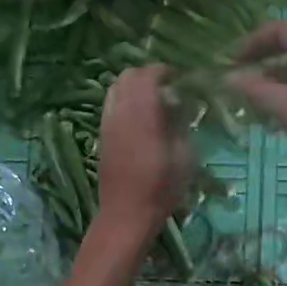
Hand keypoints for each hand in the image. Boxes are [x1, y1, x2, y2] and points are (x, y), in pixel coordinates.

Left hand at [97, 66, 191, 231]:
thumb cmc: (162, 188)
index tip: (181, 78)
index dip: (164, 71)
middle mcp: (121, 113)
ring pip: (115, 88)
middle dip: (148, 75)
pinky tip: (140, 117)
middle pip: (128, 76)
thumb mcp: (184, 156)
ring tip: (154, 100)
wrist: (126, 214)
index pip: (148, 75)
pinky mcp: (102, 134)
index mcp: (143, 116)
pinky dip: (125, 100)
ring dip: (134, 87)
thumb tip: (179, 102)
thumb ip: (180, 123)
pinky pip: (111, 104)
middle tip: (168, 87)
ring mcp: (107, 123)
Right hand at [228, 22, 286, 168]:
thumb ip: (253, 89)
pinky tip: (271, 109)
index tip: (233, 60)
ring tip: (251, 94)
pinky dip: (285, 88)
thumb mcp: (283, 105)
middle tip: (240, 72)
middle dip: (261, 58)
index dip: (253, 42)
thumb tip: (226, 78)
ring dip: (271, 75)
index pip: (281, 31)